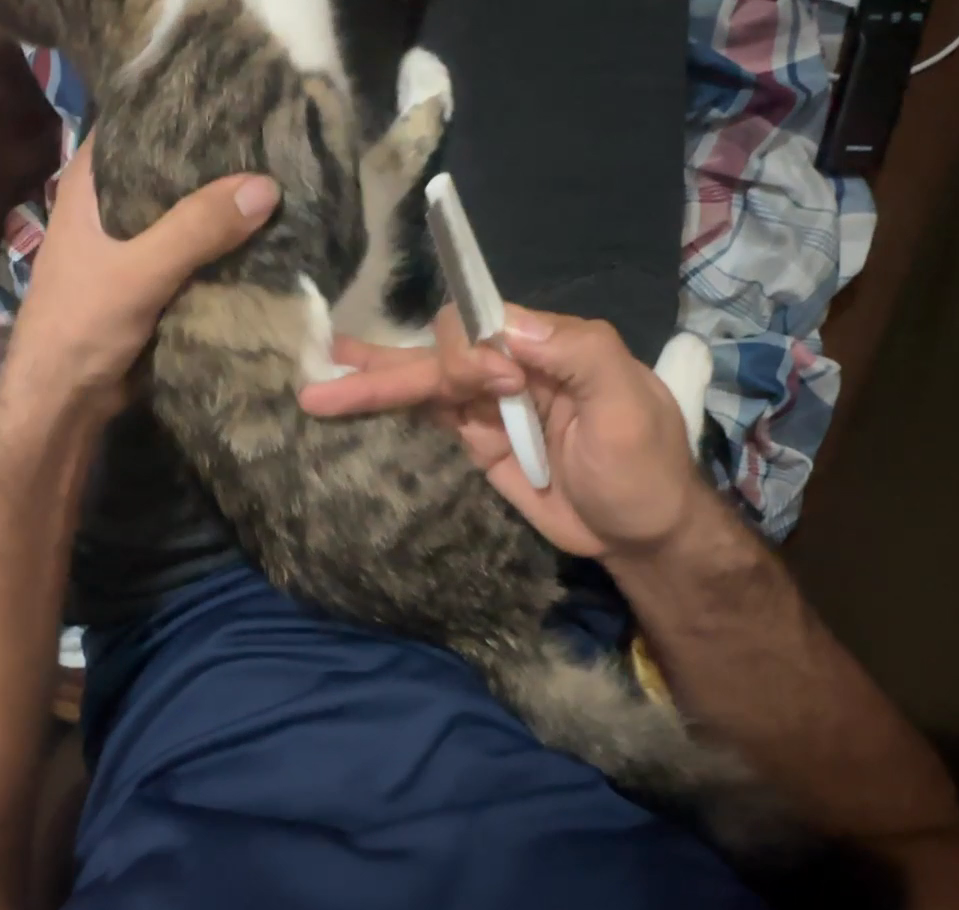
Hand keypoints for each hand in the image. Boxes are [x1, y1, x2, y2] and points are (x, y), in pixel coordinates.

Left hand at [0, 134, 282, 419]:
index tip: (236, 102)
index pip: (135, 125)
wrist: (65, 402)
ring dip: (223, 212)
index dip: (179, 110)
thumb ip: (195, 230)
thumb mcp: (138, 272)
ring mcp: (131, 250)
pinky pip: (192, 260)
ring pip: (183, 218)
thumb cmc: (81, 326)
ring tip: (281, 185)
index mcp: (90, 187)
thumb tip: (265, 187)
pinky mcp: (150, 287)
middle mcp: (109, 210)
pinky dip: (221, 254)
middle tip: (275, 144)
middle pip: (167, 172)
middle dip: (214, 164)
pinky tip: (262, 242)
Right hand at [299, 305, 706, 557]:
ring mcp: (487, 408)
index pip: (484, 327)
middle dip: (383, 368)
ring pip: (420, 385)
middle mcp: (508, 369)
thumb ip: (576, 353)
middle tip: (329, 379)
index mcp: (547, 347)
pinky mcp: (475, 442)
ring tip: (315, 386)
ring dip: (368, 383)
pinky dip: (388, 409)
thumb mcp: (627, 404)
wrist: (637, 533)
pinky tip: (351, 402)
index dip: (471, 352)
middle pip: (435, 356)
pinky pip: (427, 417)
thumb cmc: (643, 467)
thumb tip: (506, 326)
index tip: (498, 389)